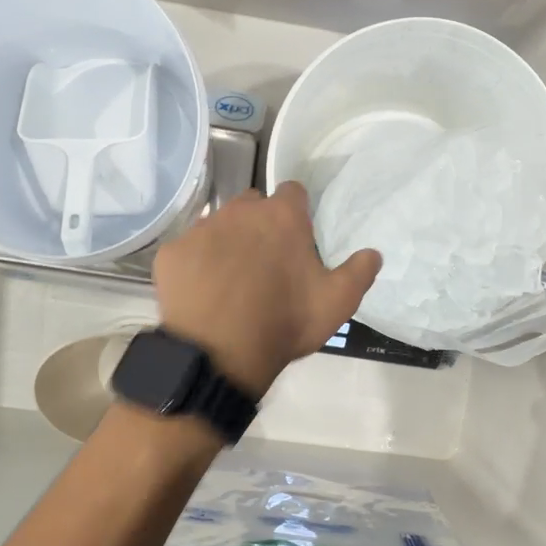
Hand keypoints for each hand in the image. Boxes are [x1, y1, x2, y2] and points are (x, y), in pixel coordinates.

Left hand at [154, 183, 381, 398]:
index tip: (299, 239)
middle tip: (266, 263)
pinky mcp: (172, 253)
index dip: (298, 212)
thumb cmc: (284, 322)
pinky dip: (196, 266)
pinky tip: (203, 293)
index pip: (294, 192)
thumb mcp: (337, 304)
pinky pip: (188, 251)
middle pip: (253, 205)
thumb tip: (373, 253)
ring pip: (218, 225)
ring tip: (232, 281)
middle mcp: (239, 211)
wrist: (218, 353)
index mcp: (282, 217)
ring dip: (227, 243)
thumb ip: (359, 273)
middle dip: (260, 225)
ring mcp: (201, 229)